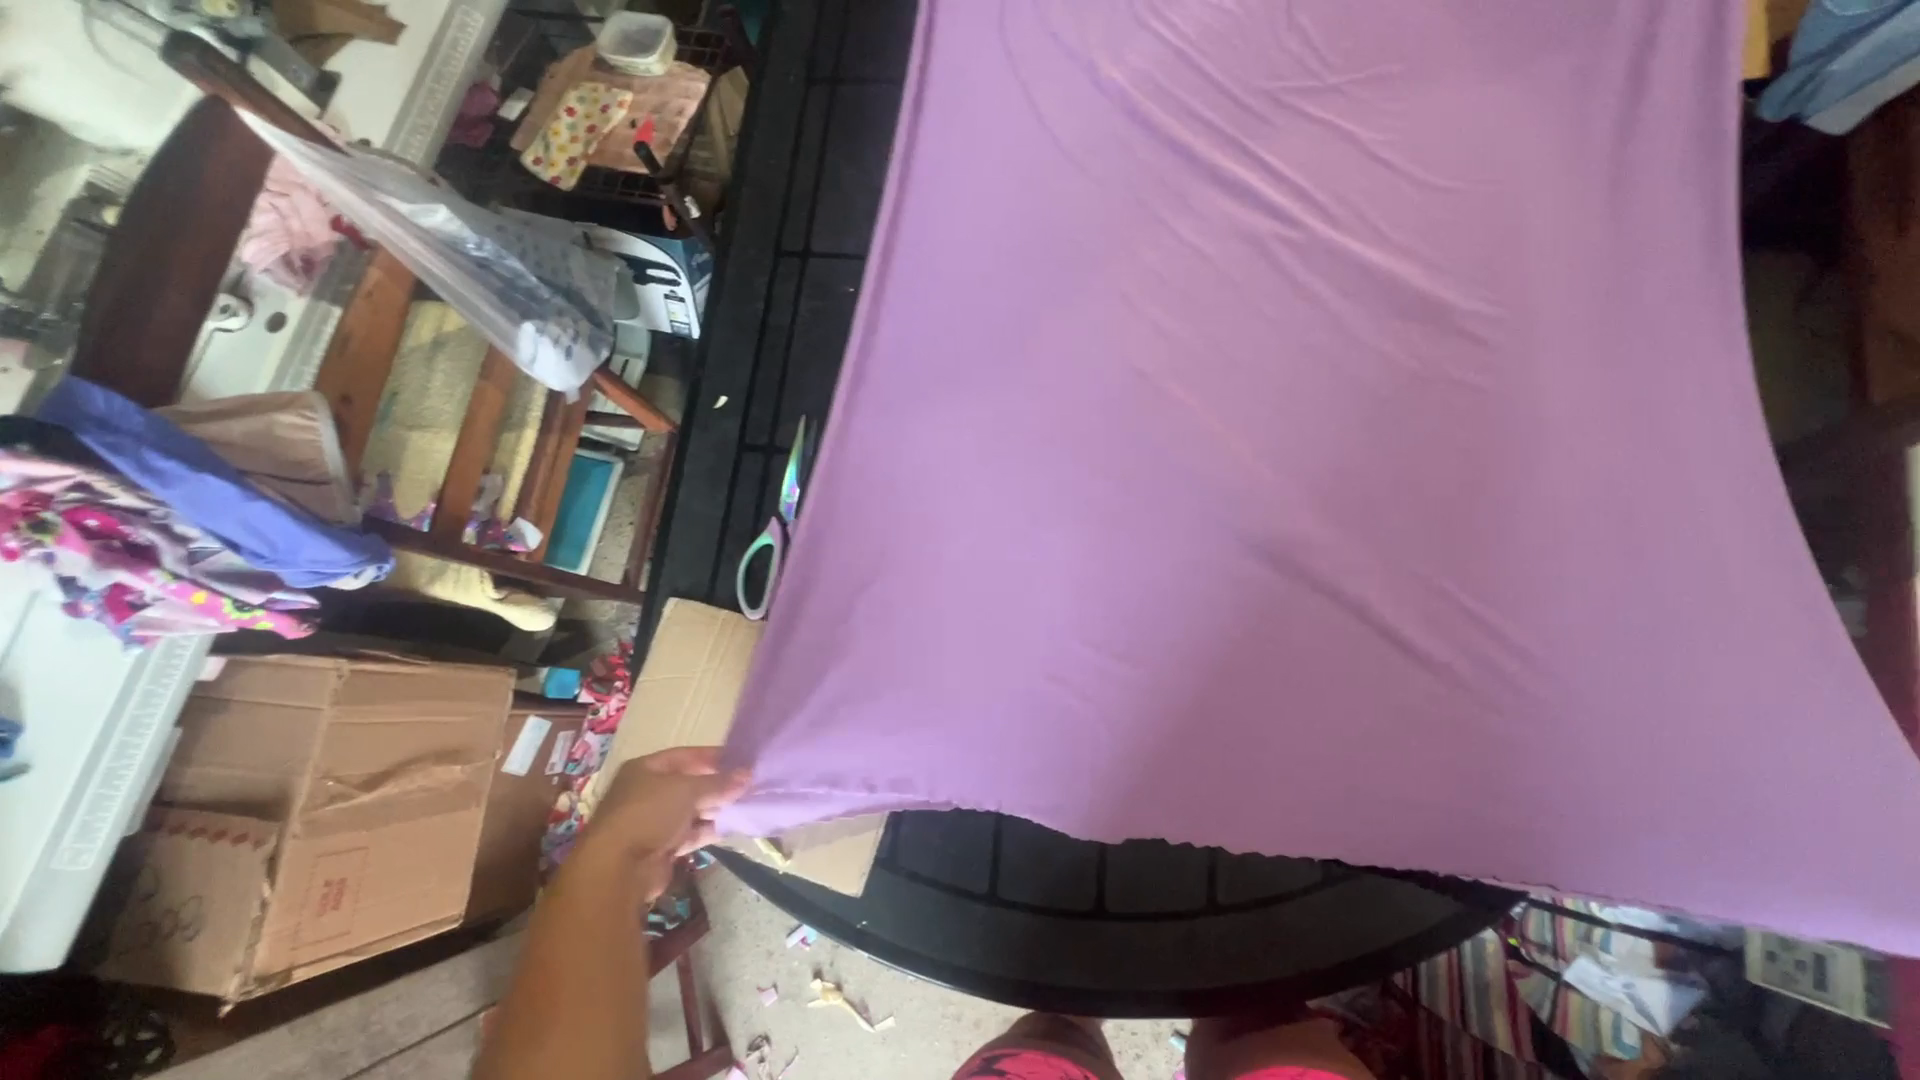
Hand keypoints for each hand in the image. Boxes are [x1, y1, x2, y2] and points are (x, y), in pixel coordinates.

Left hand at [577, 747, 749, 891]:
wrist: (618, 868)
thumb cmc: (649, 814)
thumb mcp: (688, 790)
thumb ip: (719, 783)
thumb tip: (748, 775)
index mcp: (646, 769)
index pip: (686, 756)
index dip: (713, 756)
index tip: (742, 760)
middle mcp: (647, 792)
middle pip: (689, 784)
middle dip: (717, 785)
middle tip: (749, 785)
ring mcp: (652, 821)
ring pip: (691, 810)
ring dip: (715, 809)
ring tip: (746, 806)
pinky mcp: (660, 848)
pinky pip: (689, 834)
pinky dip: (708, 830)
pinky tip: (731, 827)